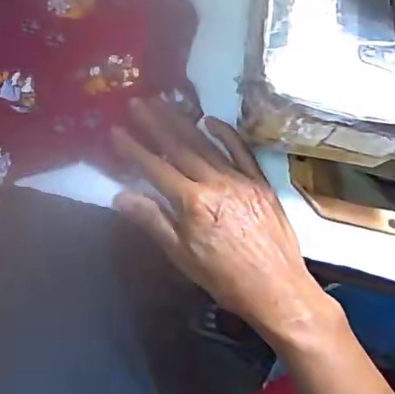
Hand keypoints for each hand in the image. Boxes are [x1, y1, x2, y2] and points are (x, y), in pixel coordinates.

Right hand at [110, 99, 334, 340]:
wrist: (278, 290)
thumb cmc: (224, 278)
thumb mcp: (181, 256)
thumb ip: (152, 221)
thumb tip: (121, 196)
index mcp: (192, 203)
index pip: (155, 168)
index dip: (133, 149)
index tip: (116, 131)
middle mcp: (215, 183)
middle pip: (179, 147)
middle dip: (155, 123)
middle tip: (138, 103)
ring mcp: (240, 179)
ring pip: (206, 144)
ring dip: (182, 122)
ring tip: (164, 104)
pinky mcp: (260, 182)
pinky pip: (241, 150)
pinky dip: (225, 133)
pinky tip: (210, 120)